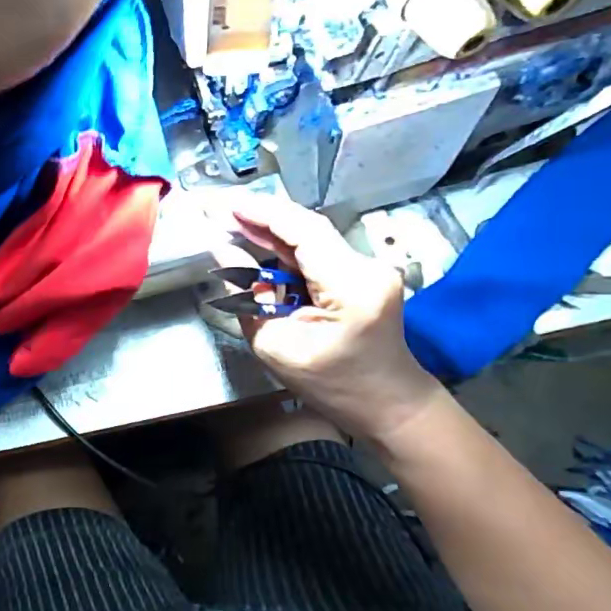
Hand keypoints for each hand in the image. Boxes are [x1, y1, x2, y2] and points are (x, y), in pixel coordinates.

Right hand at [221, 194, 446, 441]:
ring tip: (234, 226)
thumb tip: (225, 253)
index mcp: (350, 286)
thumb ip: (248, 298)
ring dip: (273, 233)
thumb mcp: (276, 347)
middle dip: (263, 218)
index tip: (225, 206)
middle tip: (221, 212)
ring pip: (313, 238)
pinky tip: (261, 246)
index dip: (262, 214)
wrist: (389, 404)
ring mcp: (370, 268)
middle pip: (309, 228)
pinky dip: (288, 250)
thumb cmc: (333, 387)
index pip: (303, 232)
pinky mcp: (365, 275)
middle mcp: (367, 267)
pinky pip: (320, 253)